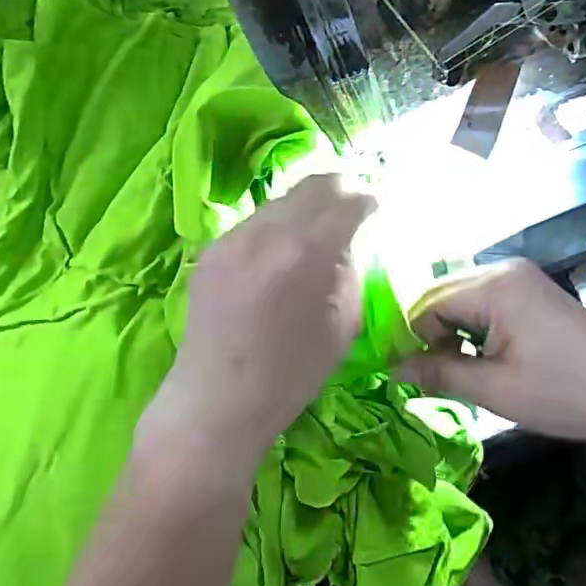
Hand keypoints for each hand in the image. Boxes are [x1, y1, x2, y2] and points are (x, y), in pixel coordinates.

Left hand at [148, 174, 376, 461]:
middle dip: (338, 192)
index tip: (374, 209)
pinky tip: (277, 256)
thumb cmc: (291, 374)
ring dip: (304, 208)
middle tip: (350, 209)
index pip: (346, 200)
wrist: (217, 399)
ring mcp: (233, 237)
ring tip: (313, 234)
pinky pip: (254, 222)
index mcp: (306, 252)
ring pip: (280, 200)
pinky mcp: (211, 249)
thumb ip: (350, 271)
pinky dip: (275, 228)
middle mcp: (266, 232)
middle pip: (312, 186)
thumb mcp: (343, 324)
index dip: (366, 201)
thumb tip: (348, 243)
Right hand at [402, 258, 585, 442]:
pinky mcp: (531, 288)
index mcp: (494, 287)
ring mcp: (520, 276)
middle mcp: (503, 270)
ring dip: (451, 328)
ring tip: (459, 366)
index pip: (429, 304)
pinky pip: (484, 299)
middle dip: (431, 331)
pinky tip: (482, 352)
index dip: (414, 338)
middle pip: (443, 294)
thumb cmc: (564, 392)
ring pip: (461, 296)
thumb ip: (439, 372)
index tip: (414, 374)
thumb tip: (394, 370)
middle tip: (436, 372)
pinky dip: (473, 324)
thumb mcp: (495, 389)